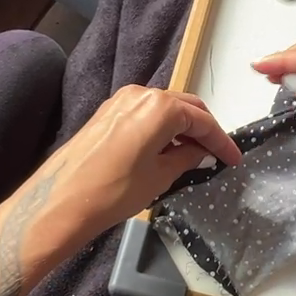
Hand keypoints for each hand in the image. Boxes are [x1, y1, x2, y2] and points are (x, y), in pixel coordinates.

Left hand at [25, 85, 242, 248]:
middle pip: (185, 107)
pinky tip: (166, 149)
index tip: (234, 160)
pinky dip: (161, 127)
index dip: (221, 141)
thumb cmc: (115, 190)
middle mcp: (142, 94)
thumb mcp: (160, 177)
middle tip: (217, 155)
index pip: (202, 121)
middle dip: (204, 130)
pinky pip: (145, 113)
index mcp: (161, 106)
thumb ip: (186, 158)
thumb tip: (199, 152)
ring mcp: (121, 100)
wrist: (61, 201)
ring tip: (193, 154)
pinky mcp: (107, 112)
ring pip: (164, 108)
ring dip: (182, 127)